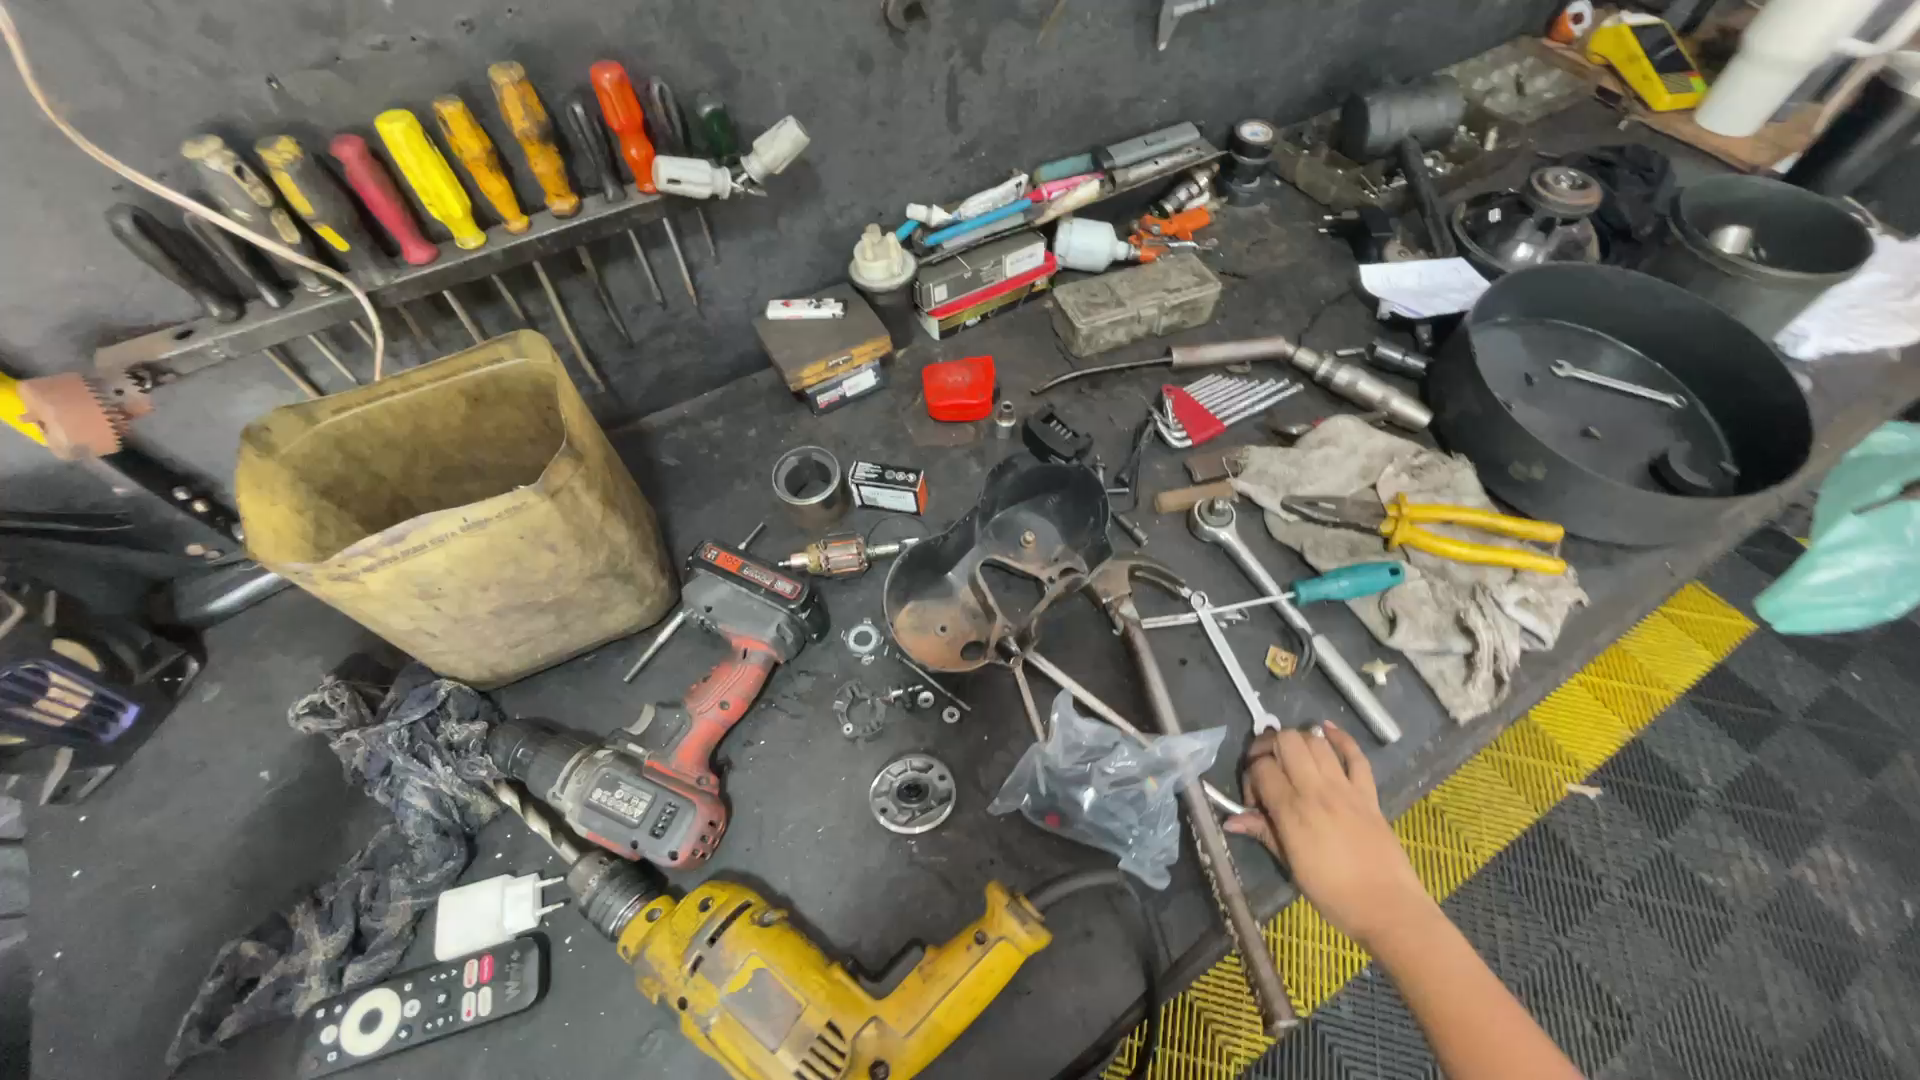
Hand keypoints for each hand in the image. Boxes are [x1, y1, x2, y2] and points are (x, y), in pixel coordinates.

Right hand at [1225, 723, 1434, 946]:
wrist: (1388, 908)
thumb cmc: (1333, 893)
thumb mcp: (1290, 865)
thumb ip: (1263, 833)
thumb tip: (1231, 820)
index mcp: (1292, 810)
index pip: (1261, 768)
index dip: (1251, 777)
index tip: (1255, 800)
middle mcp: (1316, 790)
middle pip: (1286, 742)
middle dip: (1269, 747)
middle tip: (1268, 768)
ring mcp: (1345, 789)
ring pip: (1316, 742)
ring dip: (1299, 742)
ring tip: (1292, 759)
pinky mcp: (1369, 794)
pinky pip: (1356, 756)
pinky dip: (1341, 739)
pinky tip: (1327, 731)